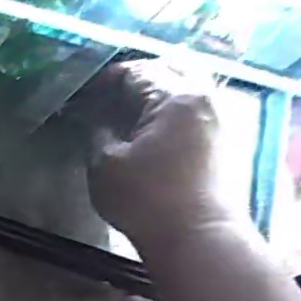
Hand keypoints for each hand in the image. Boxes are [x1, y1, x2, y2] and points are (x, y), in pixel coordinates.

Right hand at [83, 61, 237, 252]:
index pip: (137, 72)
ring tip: (123, 109)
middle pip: (168, 70)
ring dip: (153, 92)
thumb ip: (96, 132)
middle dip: (133, 79)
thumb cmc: (142, 196)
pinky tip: (147, 125)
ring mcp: (219, 114)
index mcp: (176, 97)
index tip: (78, 93)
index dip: (103, 79)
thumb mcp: (104, 163)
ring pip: (184, 86)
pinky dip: (168, 107)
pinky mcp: (222, 134)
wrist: (194, 230)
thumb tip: (91, 116)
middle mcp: (205, 96)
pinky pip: (193, 105)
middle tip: (100, 97)